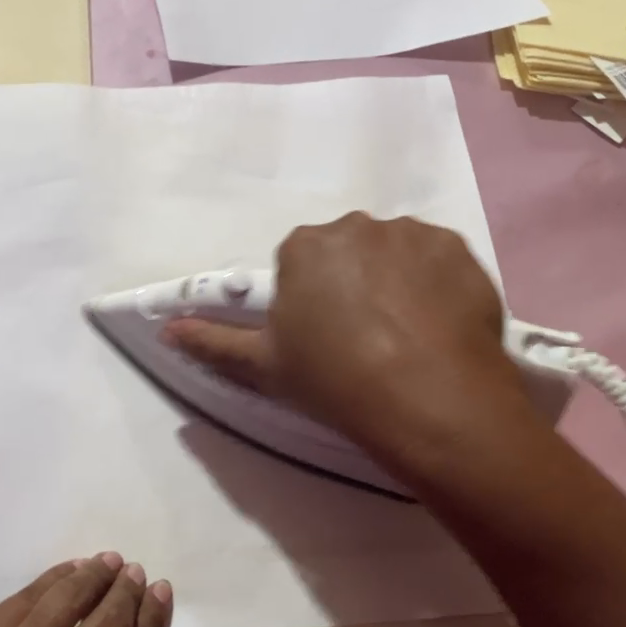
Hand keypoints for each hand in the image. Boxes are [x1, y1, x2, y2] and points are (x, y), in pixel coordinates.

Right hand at [163, 212, 536, 470]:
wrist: (429, 400)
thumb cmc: (334, 380)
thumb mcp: (264, 366)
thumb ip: (212, 342)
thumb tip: (167, 329)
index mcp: (302, 247)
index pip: (301, 265)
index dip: (311, 302)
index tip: (324, 339)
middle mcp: (354, 226)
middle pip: (348, 252)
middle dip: (352, 284)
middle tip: (365, 340)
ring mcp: (410, 233)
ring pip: (395, 254)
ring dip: (395, 281)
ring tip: (408, 336)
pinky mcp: (457, 248)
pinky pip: (438, 261)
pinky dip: (436, 285)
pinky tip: (439, 326)